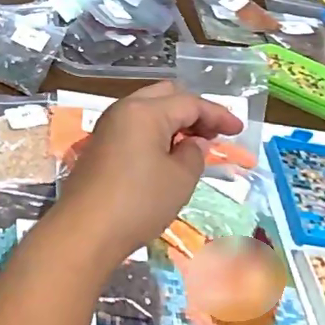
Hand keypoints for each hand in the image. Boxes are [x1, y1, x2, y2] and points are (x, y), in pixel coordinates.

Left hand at [47, 82, 241, 268]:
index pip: (189, 102)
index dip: (217, 114)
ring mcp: (108, 125)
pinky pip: (134, 124)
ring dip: (173, 119)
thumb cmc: (139, 202)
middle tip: (214, 133)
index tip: (238, 129)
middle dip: (193, 110)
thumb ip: (193, 153)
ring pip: (147, 108)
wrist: (86, 229)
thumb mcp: (180, 179)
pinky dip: (155, 130)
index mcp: (145, 111)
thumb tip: (193, 142)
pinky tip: (167, 152)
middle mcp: (123, 109)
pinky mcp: (100, 143)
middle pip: (165, 95)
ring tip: (194, 143)